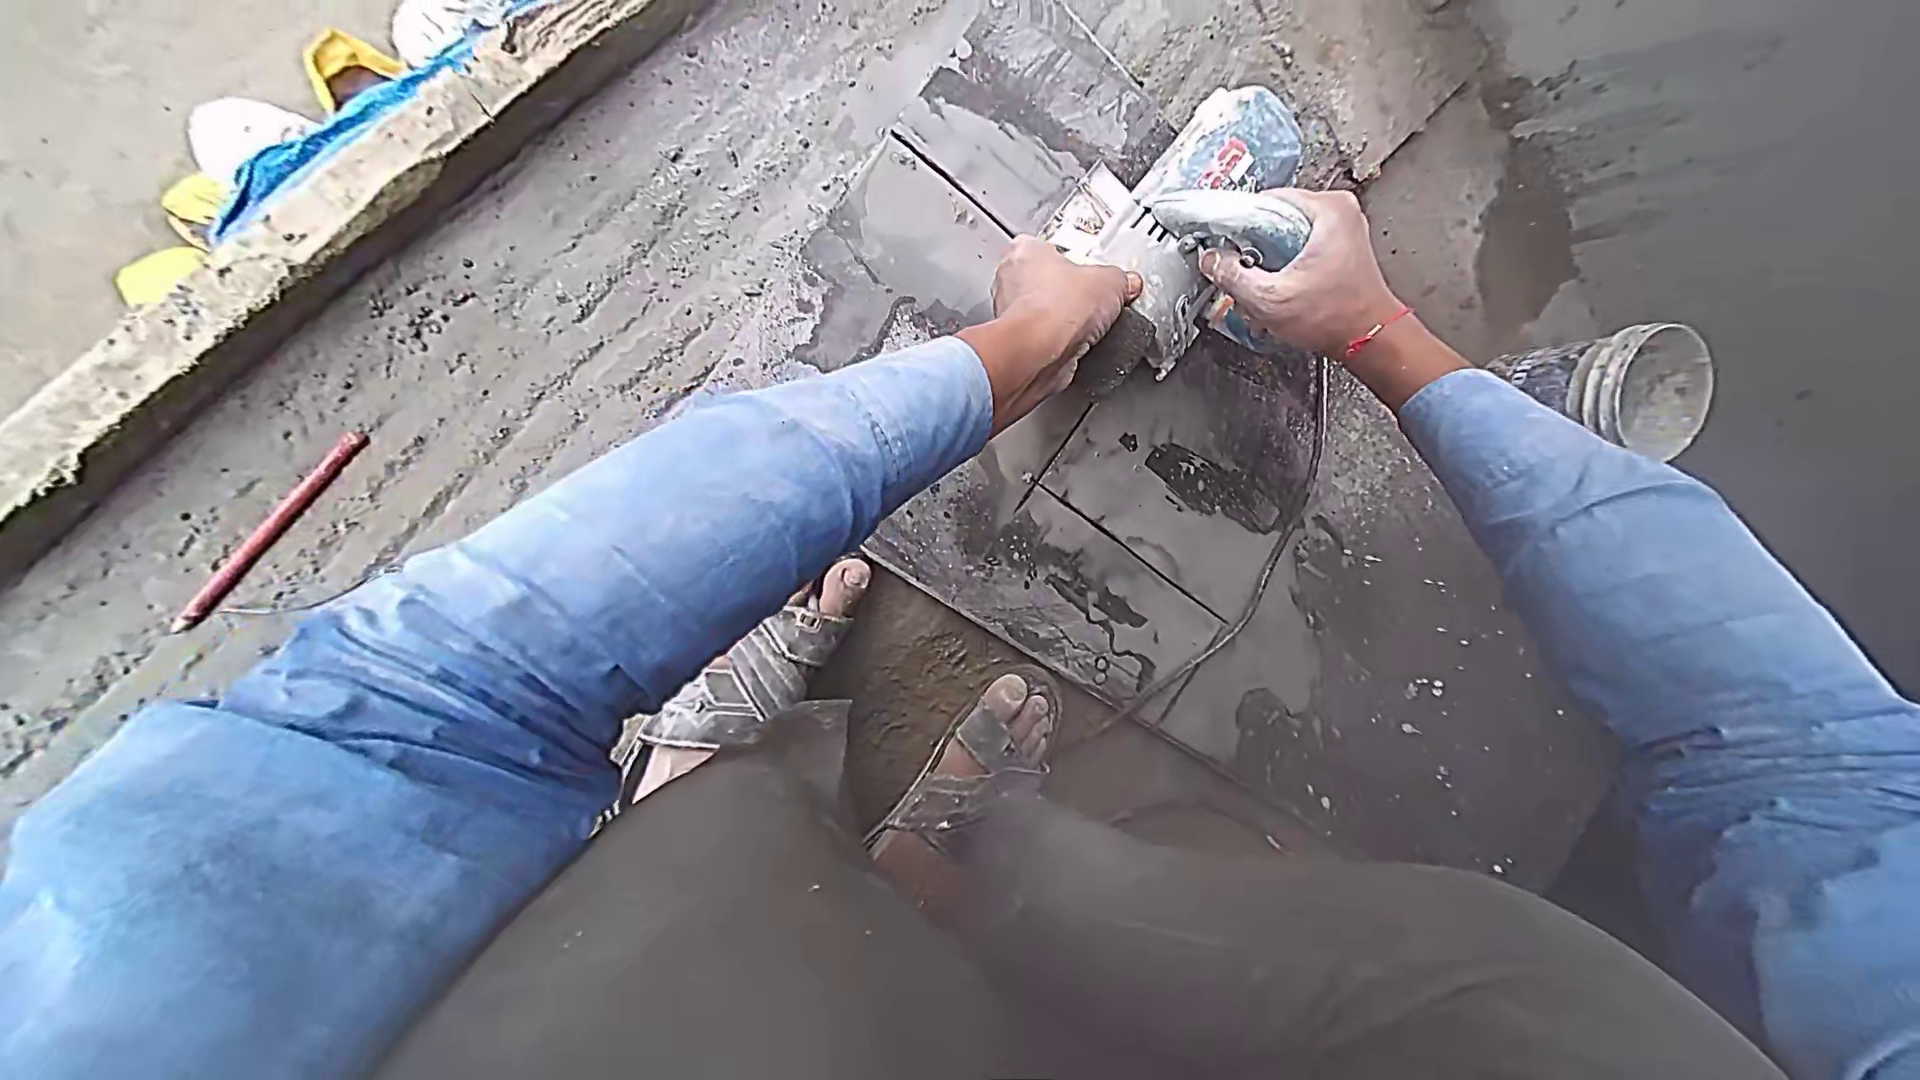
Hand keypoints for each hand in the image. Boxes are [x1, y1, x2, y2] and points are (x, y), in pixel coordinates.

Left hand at [960, 237, 1141, 434]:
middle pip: (1048, 284)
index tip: (1092, 273)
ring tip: (1084, 328)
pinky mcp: (1017, 347)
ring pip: (1044, 316)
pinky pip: (1044, 342)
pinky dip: (1058, 345)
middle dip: (1070, 294)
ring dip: (1063, 323)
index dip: (1075, 262)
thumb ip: (1120, 279)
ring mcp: (1009, 317)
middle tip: (1092, 302)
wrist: (1040, 353)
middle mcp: (1009, 283)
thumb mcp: (1110, 281)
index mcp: (1024, 251)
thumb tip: (1127, 284)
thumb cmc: (1056, 309)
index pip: (1051, 248)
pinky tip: (1071, 346)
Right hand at [1197, 189, 1404, 358]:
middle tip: (1238, 270)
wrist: (1366, 337)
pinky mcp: (1334, 246)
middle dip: (1249, 246)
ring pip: (1280, 234)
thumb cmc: (1333, 316)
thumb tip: (1210, 258)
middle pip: (1271, 218)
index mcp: (1327, 209)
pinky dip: (1277, 264)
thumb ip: (1232, 276)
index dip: (1235, 224)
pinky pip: (1293, 246)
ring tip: (1256, 283)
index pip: (1264, 201)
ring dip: (1261, 258)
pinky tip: (1271, 286)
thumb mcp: (1269, 299)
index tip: (1218, 243)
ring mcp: (1337, 228)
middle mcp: (1335, 211)